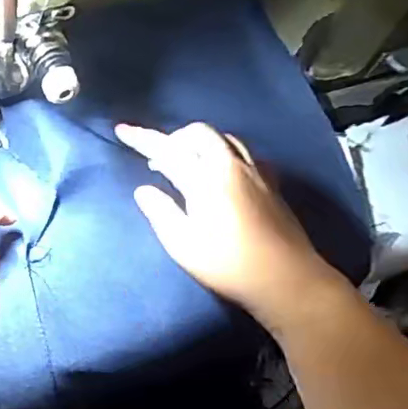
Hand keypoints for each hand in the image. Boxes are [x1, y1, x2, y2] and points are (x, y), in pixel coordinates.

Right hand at [116, 122, 345, 330]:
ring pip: (224, 139)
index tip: (122, 130)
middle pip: (199, 134)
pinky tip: (224, 172)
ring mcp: (256, 172)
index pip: (167, 150)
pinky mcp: (272, 183)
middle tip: (159, 159)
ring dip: (201, 143)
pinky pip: (245, 153)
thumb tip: (144, 190)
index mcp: (205, 177)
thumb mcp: (183, 244)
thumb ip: (161, 212)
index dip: (142, 139)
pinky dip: (225, 153)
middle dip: (175, 138)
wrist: (285, 278)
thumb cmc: (227, 265)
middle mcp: (231, 165)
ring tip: (188, 162)